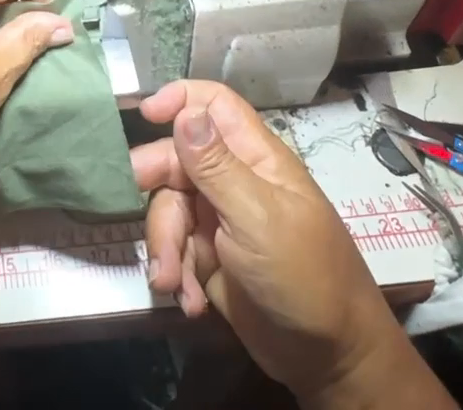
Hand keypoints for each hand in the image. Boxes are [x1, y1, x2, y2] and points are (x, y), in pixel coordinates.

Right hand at [129, 81, 416, 401]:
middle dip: (155, 186)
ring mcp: (220, 219)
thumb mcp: (258, 218)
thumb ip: (216, 165)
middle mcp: (234, 181)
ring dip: (165, 245)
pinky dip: (176, 272)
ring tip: (172, 282)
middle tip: (133, 205)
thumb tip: (184, 112)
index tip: (143, 116)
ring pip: (169, 207)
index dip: (179, 100)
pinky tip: (190, 301)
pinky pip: (175, 248)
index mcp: (255, 158)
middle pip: (176, 158)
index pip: (214, 105)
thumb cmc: (305, 278)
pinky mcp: (209, 257)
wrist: (329, 362)